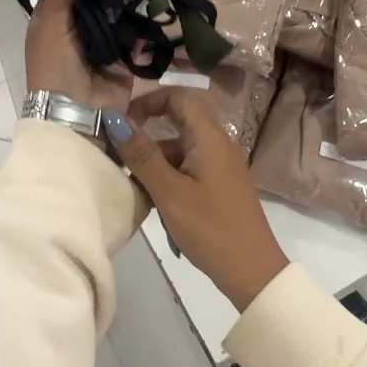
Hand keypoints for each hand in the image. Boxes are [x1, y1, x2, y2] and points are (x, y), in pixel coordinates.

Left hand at [24, 0, 132, 112]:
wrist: (76, 112)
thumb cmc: (54, 65)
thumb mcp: (50, 23)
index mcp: (53, 20)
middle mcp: (77, 28)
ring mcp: (103, 42)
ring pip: (116, 10)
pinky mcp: (125, 56)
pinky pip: (135, 33)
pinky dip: (140, 23)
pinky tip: (146, 7)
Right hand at [105, 86, 289, 311]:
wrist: (252, 271)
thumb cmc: (210, 228)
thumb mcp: (169, 192)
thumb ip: (141, 154)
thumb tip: (114, 118)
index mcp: (209, 137)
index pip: (180, 95)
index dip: (150, 99)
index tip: (124, 119)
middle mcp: (218, 143)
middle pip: (180, 119)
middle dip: (149, 129)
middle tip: (122, 148)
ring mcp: (221, 164)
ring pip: (182, 146)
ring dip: (156, 157)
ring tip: (132, 182)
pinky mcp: (220, 184)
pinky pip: (190, 165)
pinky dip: (169, 173)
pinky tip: (153, 199)